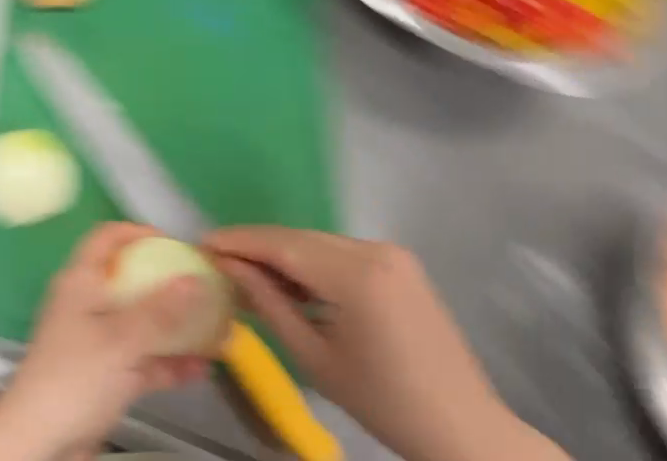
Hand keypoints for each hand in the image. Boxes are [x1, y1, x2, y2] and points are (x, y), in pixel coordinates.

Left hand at [0, 223, 211, 458]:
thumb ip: (160, 311)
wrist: (40, 439)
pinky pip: (143, 358)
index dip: (139, 233)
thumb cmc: (75, 378)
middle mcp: (88, 304)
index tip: (177, 244)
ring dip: (176, 326)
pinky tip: (203, 367)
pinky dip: (169, 361)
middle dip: (168, 284)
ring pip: (141, 322)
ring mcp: (97, 339)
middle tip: (206, 288)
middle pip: (130, 280)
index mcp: (81, 281)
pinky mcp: (106, 374)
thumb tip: (196, 279)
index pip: (107, 237)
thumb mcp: (121, 340)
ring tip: (217, 329)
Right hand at [203, 228, 566, 460]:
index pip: (282, 244)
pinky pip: (340, 252)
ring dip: (283, 255)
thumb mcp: (314, 357)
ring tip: (248, 276)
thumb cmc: (384, 402)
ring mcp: (392, 254)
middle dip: (256, 246)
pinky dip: (311, 263)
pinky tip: (291, 284)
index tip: (201, 245)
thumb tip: (228, 268)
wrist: (465, 429)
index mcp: (357, 275)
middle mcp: (375, 250)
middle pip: (299, 238)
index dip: (238, 241)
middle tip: (217, 262)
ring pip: (318, 243)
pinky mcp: (400, 264)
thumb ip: (268, 303)